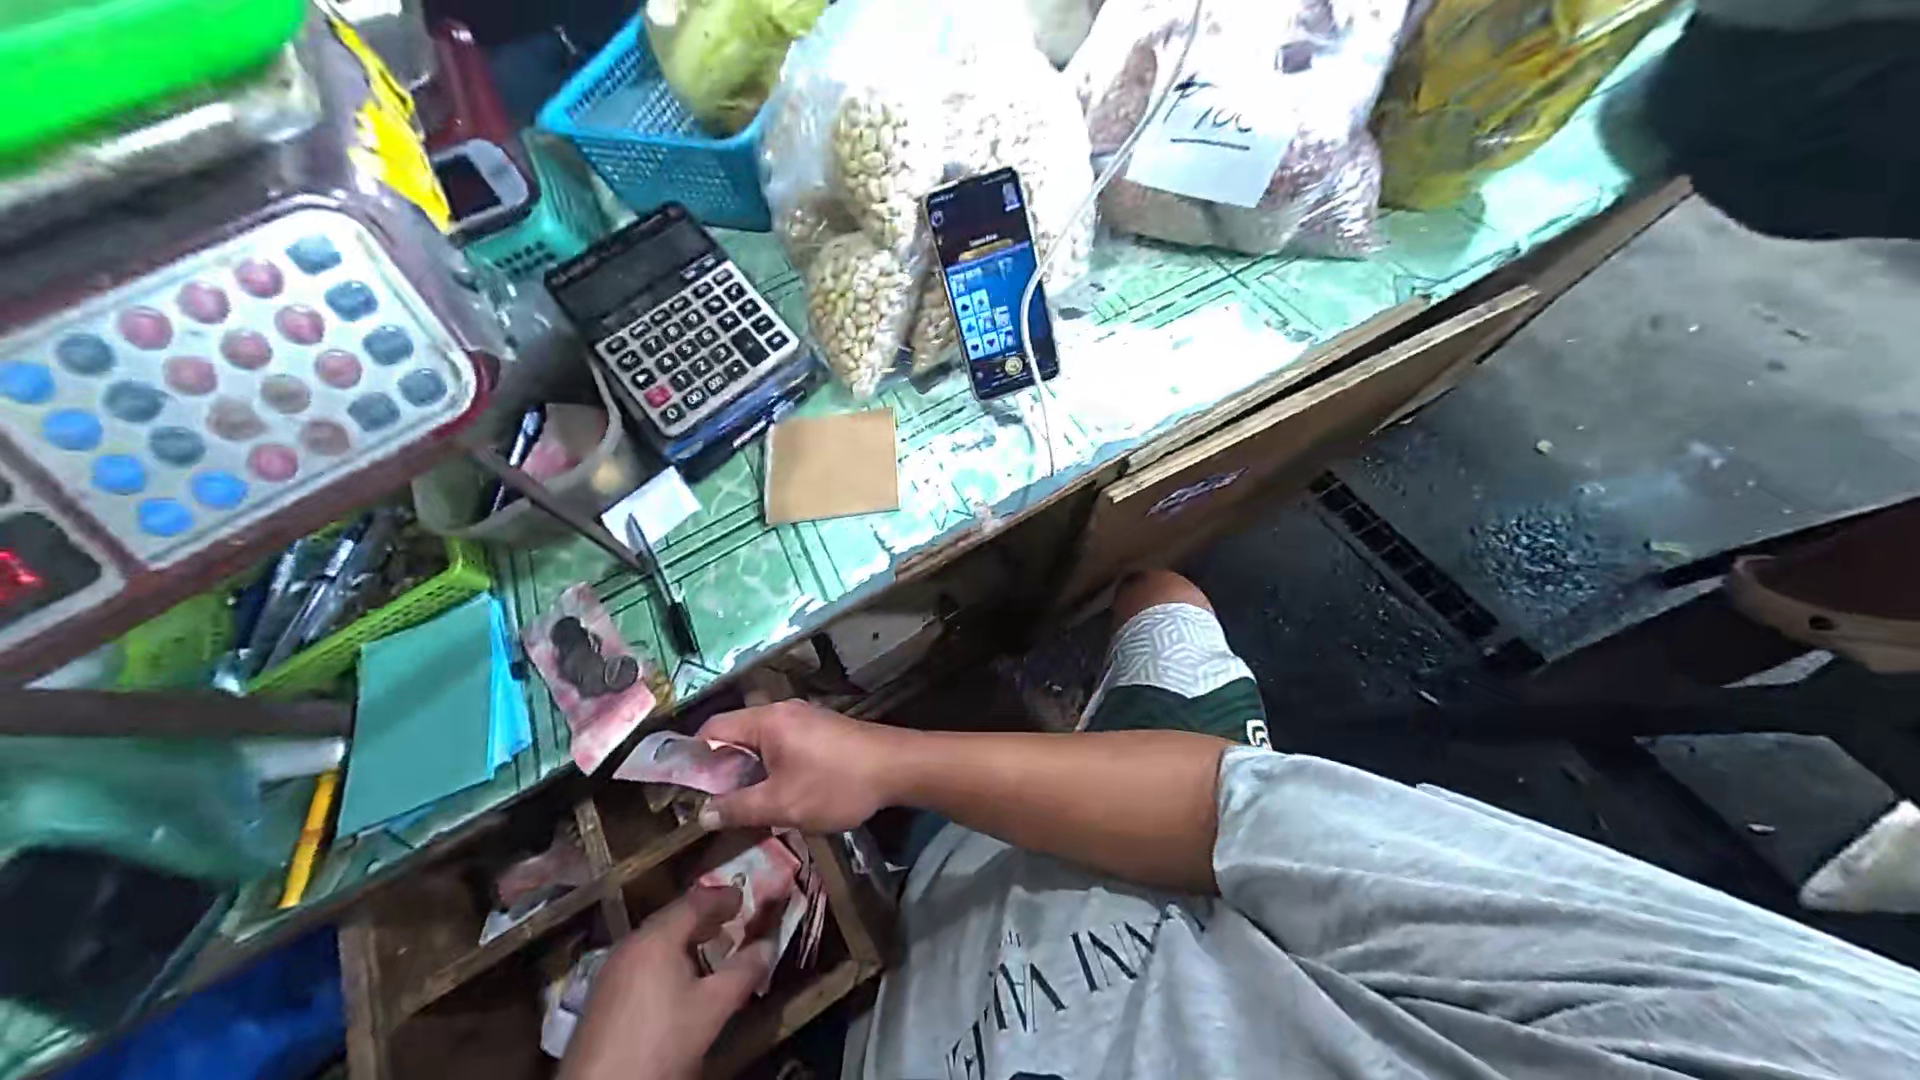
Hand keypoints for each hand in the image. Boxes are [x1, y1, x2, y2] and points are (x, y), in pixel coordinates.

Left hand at [558, 885, 773, 1079]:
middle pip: (672, 918)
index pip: (695, 902)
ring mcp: (610, 973)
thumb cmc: (661, 1043)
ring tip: (709, 950)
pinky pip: (641, 962)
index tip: (745, 898)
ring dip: (685, 939)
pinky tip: (678, 983)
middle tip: (731, 920)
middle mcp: (630, 946)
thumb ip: (743, 971)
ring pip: (655, 941)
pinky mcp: (600, 1001)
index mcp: (656, 938)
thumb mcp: (713, 1008)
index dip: (722, 898)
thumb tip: (767, 946)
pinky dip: (666, 959)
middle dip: (704, 917)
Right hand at [695, 700, 907, 832]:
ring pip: (762, 743)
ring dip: (751, 771)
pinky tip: (783, 794)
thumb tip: (703, 814)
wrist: (897, 767)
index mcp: (767, 720)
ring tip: (749, 805)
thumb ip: (739, 808)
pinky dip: (774, 766)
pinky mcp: (823, 729)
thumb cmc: (836, 784)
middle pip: (737, 735)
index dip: (693, 757)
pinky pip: (784, 744)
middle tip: (719, 804)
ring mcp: (805, 718)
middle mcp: (783, 711)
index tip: (685, 789)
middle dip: (724, 770)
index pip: (713, 728)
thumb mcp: (782, 804)